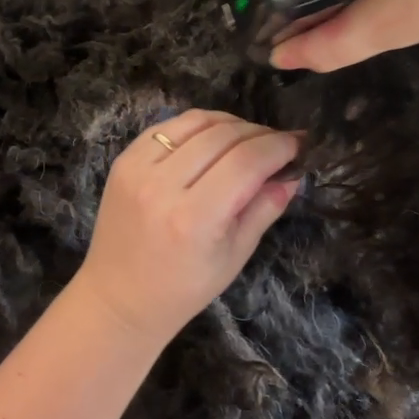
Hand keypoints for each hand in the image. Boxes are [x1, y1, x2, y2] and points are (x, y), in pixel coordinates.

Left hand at [70, 110, 299, 343]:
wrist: (119, 296)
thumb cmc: (183, 288)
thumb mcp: (234, 256)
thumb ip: (264, 209)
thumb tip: (293, 173)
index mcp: (194, 219)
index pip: (245, 163)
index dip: (277, 147)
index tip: (299, 145)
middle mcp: (162, 186)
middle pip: (222, 136)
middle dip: (259, 134)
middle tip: (279, 143)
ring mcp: (137, 169)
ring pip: (195, 122)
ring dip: (229, 123)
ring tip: (249, 138)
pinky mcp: (123, 160)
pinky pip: (166, 127)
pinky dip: (196, 126)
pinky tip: (213, 138)